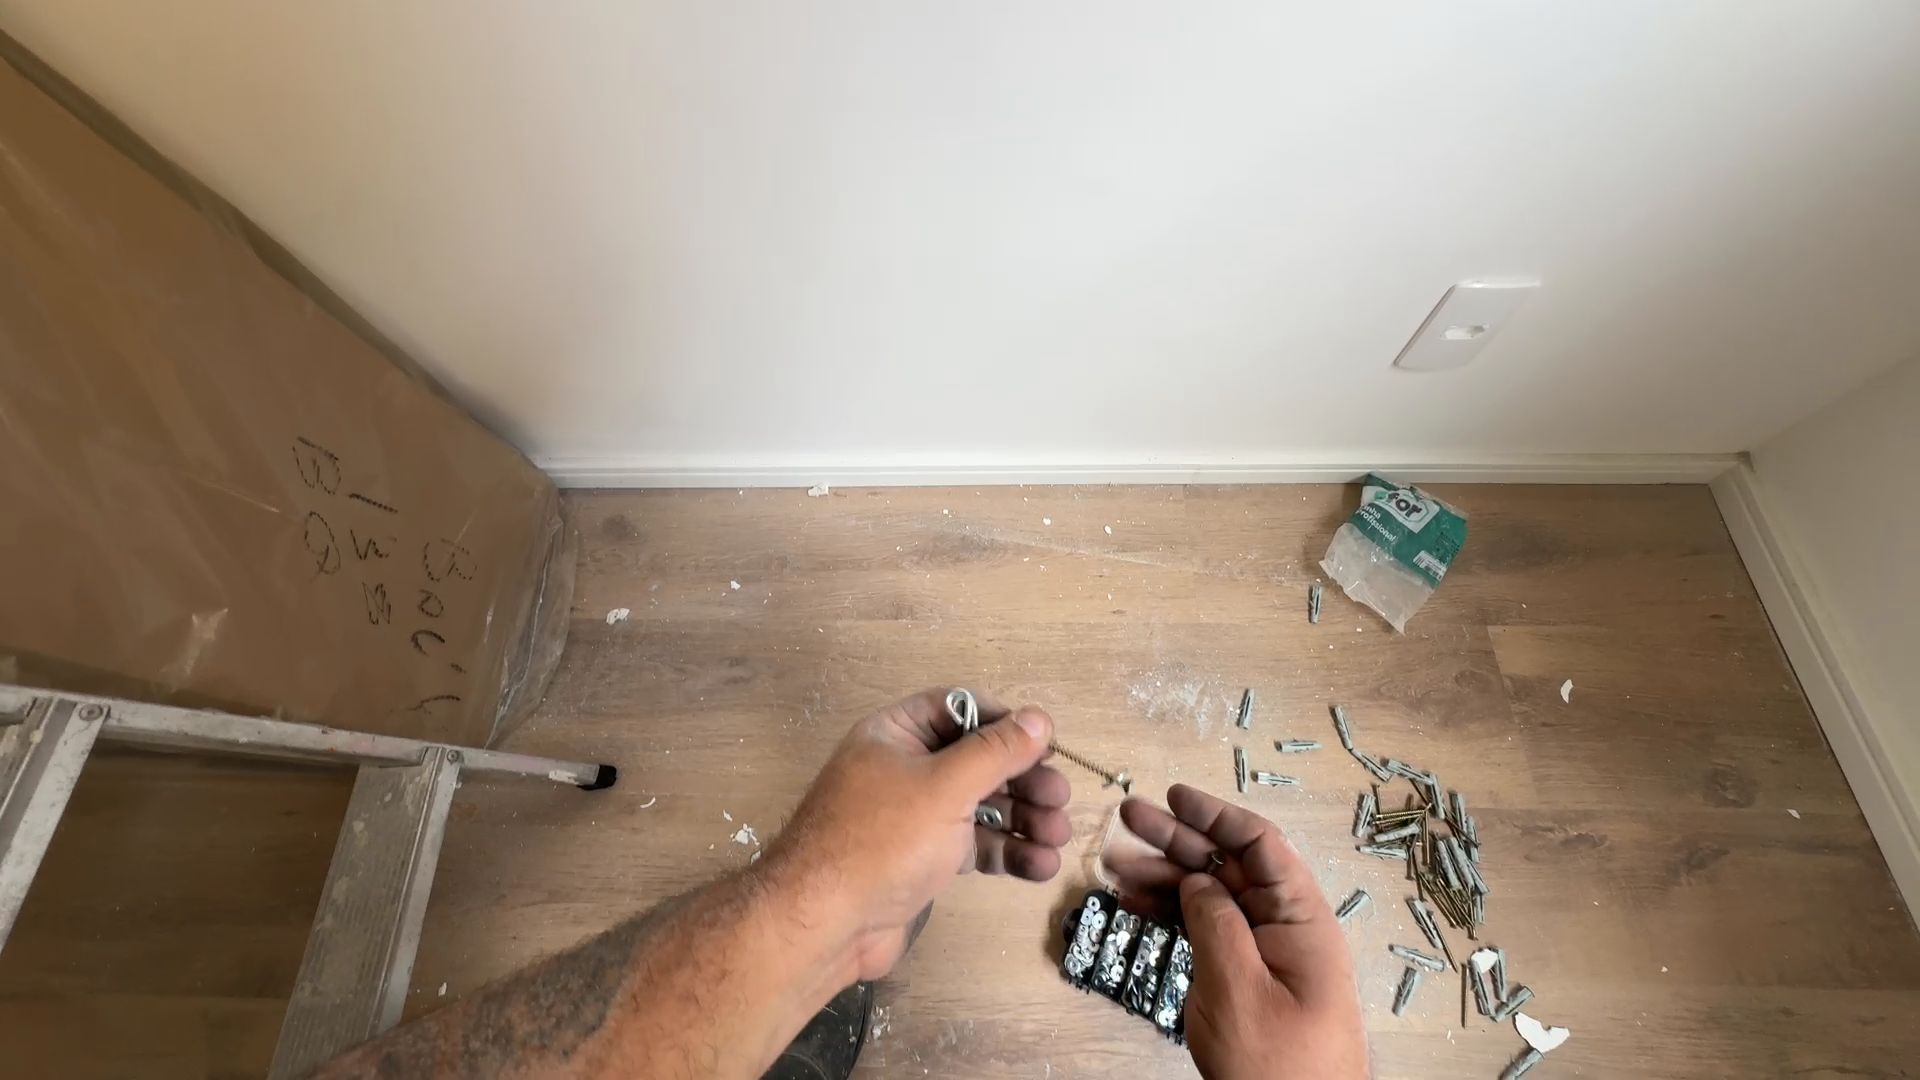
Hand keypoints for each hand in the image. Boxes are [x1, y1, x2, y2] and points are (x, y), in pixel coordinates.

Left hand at [763, 688, 1072, 980]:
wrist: (822, 925)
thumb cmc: (882, 839)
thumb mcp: (944, 786)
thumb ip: (995, 751)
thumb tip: (1040, 718)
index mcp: (898, 733)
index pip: (960, 710)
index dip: (1005, 723)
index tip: (1046, 744)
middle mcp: (905, 767)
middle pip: (976, 760)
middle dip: (1022, 779)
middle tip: (1061, 799)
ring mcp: (913, 815)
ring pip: (979, 805)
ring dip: (1021, 819)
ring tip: (1059, 836)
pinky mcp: (922, 858)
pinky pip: (971, 844)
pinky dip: (1004, 852)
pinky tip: (1039, 866)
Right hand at [1107, 784, 1367, 1079]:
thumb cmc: (1277, 1067)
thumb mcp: (1240, 990)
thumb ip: (1215, 922)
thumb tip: (1197, 877)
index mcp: (1300, 919)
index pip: (1261, 845)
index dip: (1216, 814)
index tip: (1173, 796)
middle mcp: (1281, 925)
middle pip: (1225, 864)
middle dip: (1175, 839)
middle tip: (1126, 818)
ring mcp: (1258, 950)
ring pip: (1206, 894)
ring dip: (1161, 876)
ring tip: (1112, 865)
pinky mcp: (1239, 973)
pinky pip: (1200, 926)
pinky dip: (1167, 912)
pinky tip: (1132, 902)